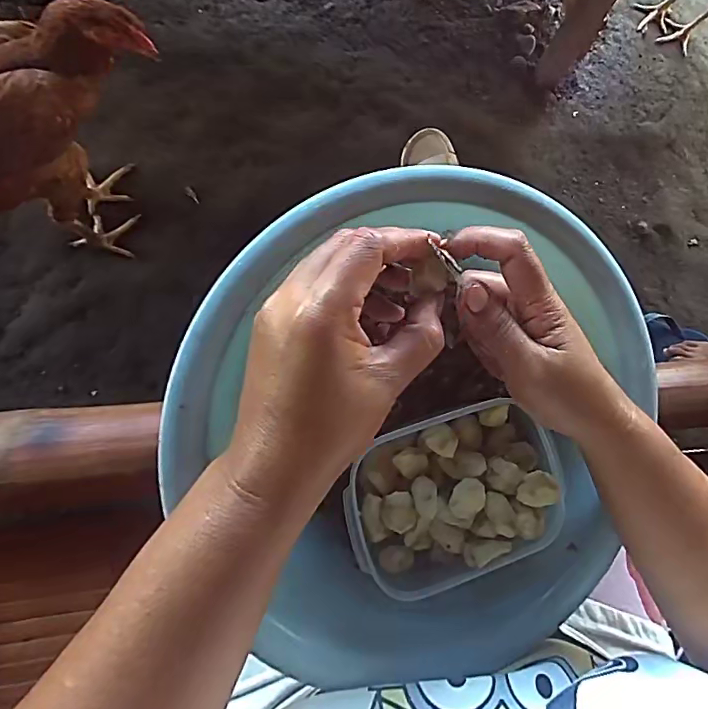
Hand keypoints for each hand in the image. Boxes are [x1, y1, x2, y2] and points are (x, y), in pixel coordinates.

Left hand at [231, 227, 445, 500]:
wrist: (271, 468)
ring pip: (328, 262)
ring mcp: (276, 305)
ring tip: (402, 300)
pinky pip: (314, 285)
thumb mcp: (389, 381)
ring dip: (367, 270)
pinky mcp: (272, 320)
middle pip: (345, 245)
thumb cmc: (331, 430)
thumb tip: (435, 302)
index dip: (406, 241)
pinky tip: (373, 318)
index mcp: (321, 306)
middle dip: (388, 251)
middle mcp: (292, 294)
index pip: (367, 247)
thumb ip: (421, 333)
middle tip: (422, 271)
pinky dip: (346, 288)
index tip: (436, 250)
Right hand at [443, 226, 630, 442]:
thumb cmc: (571, 396)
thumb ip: (496, 328)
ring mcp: (522, 317)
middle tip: (470, 340)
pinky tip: (495, 365)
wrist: (595, 421)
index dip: (479, 238)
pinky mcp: (516, 333)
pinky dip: (480, 342)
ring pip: (479, 305)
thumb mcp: (529, 368)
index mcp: (540, 300)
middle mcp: (529, 300)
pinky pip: (485, 326)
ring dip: (474, 329)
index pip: (512, 249)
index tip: (445, 251)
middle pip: (484, 279)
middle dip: (465, 303)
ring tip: (493, 361)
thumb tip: (466, 288)